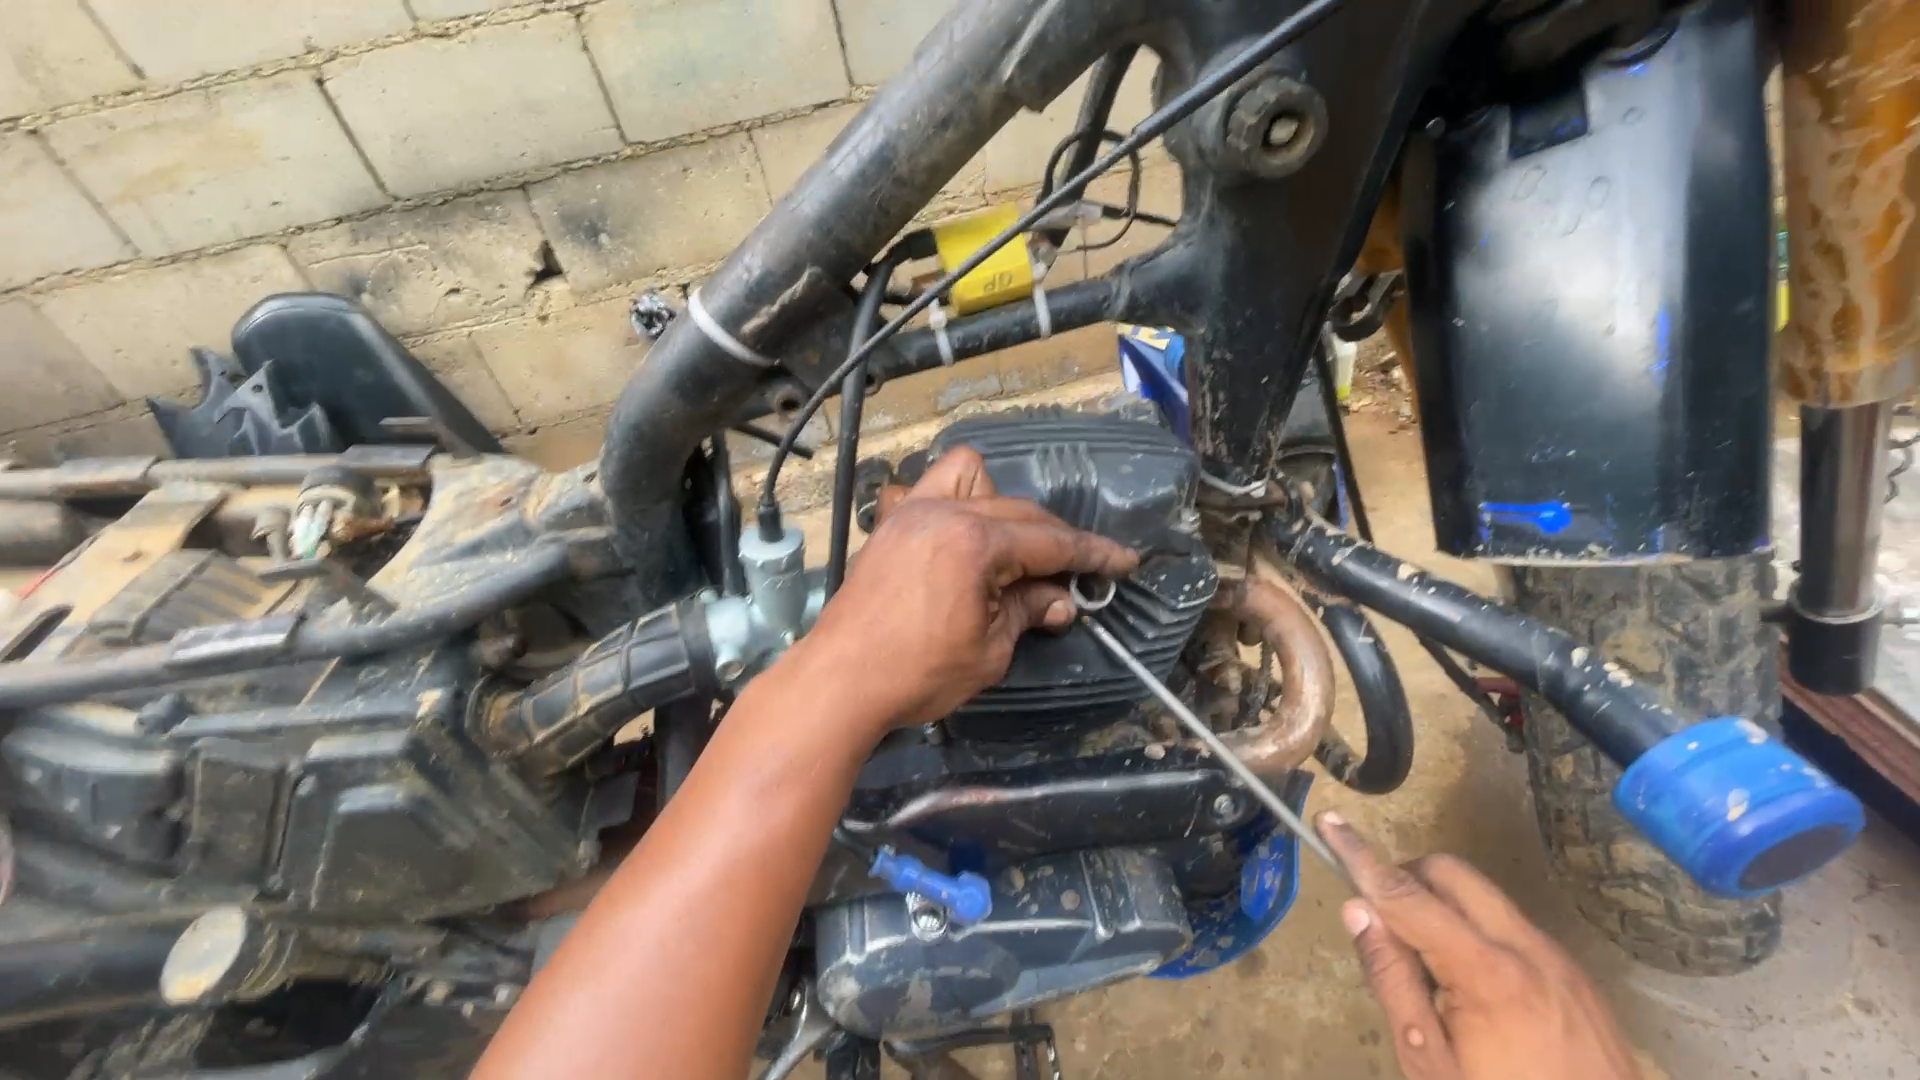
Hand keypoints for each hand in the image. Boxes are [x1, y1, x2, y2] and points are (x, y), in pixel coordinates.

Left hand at [798, 446, 1137, 728]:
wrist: (839, 682)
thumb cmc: (916, 675)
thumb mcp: (988, 651)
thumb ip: (1028, 613)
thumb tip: (1062, 600)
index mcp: (974, 542)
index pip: (1049, 540)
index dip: (1092, 553)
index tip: (1125, 561)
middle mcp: (943, 512)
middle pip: (1019, 512)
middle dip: (1053, 541)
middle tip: (1072, 579)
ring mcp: (910, 513)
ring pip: (971, 478)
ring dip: (1001, 507)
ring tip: (1006, 552)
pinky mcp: (889, 527)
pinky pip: (931, 491)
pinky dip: (956, 503)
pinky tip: (959, 542)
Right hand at [1318, 812, 1643, 1079]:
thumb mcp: (1428, 1063)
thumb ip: (1391, 980)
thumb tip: (1358, 910)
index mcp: (1489, 973)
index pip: (1406, 894)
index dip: (1360, 856)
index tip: (1330, 823)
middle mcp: (1529, 950)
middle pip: (1450, 873)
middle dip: (1405, 878)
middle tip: (1384, 924)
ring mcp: (1559, 961)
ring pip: (1482, 895)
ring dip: (1440, 904)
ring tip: (1429, 968)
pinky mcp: (1576, 976)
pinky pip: (1511, 925)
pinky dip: (1475, 929)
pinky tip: (1472, 987)